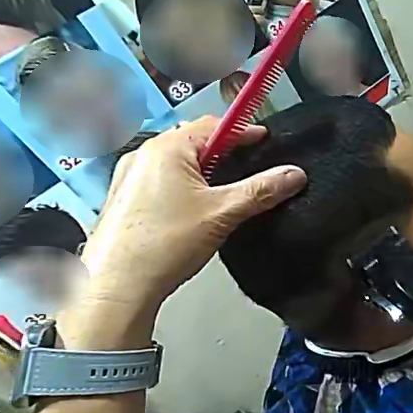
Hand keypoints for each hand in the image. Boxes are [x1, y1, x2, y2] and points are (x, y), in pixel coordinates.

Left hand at [74, 117, 304, 325]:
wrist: (116, 287)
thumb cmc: (167, 242)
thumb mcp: (224, 213)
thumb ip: (262, 189)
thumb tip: (296, 174)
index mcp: (167, 148)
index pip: (214, 125)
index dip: (244, 131)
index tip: (267, 140)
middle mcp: (144, 155)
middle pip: (194, 141)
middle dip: (225, 151)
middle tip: (251, 167)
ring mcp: (129, 177)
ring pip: (178, 162)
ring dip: (205, 170)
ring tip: (227, 192)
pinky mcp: (125, 200)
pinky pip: (163, 179)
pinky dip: (186, 185)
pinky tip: (197, 210)